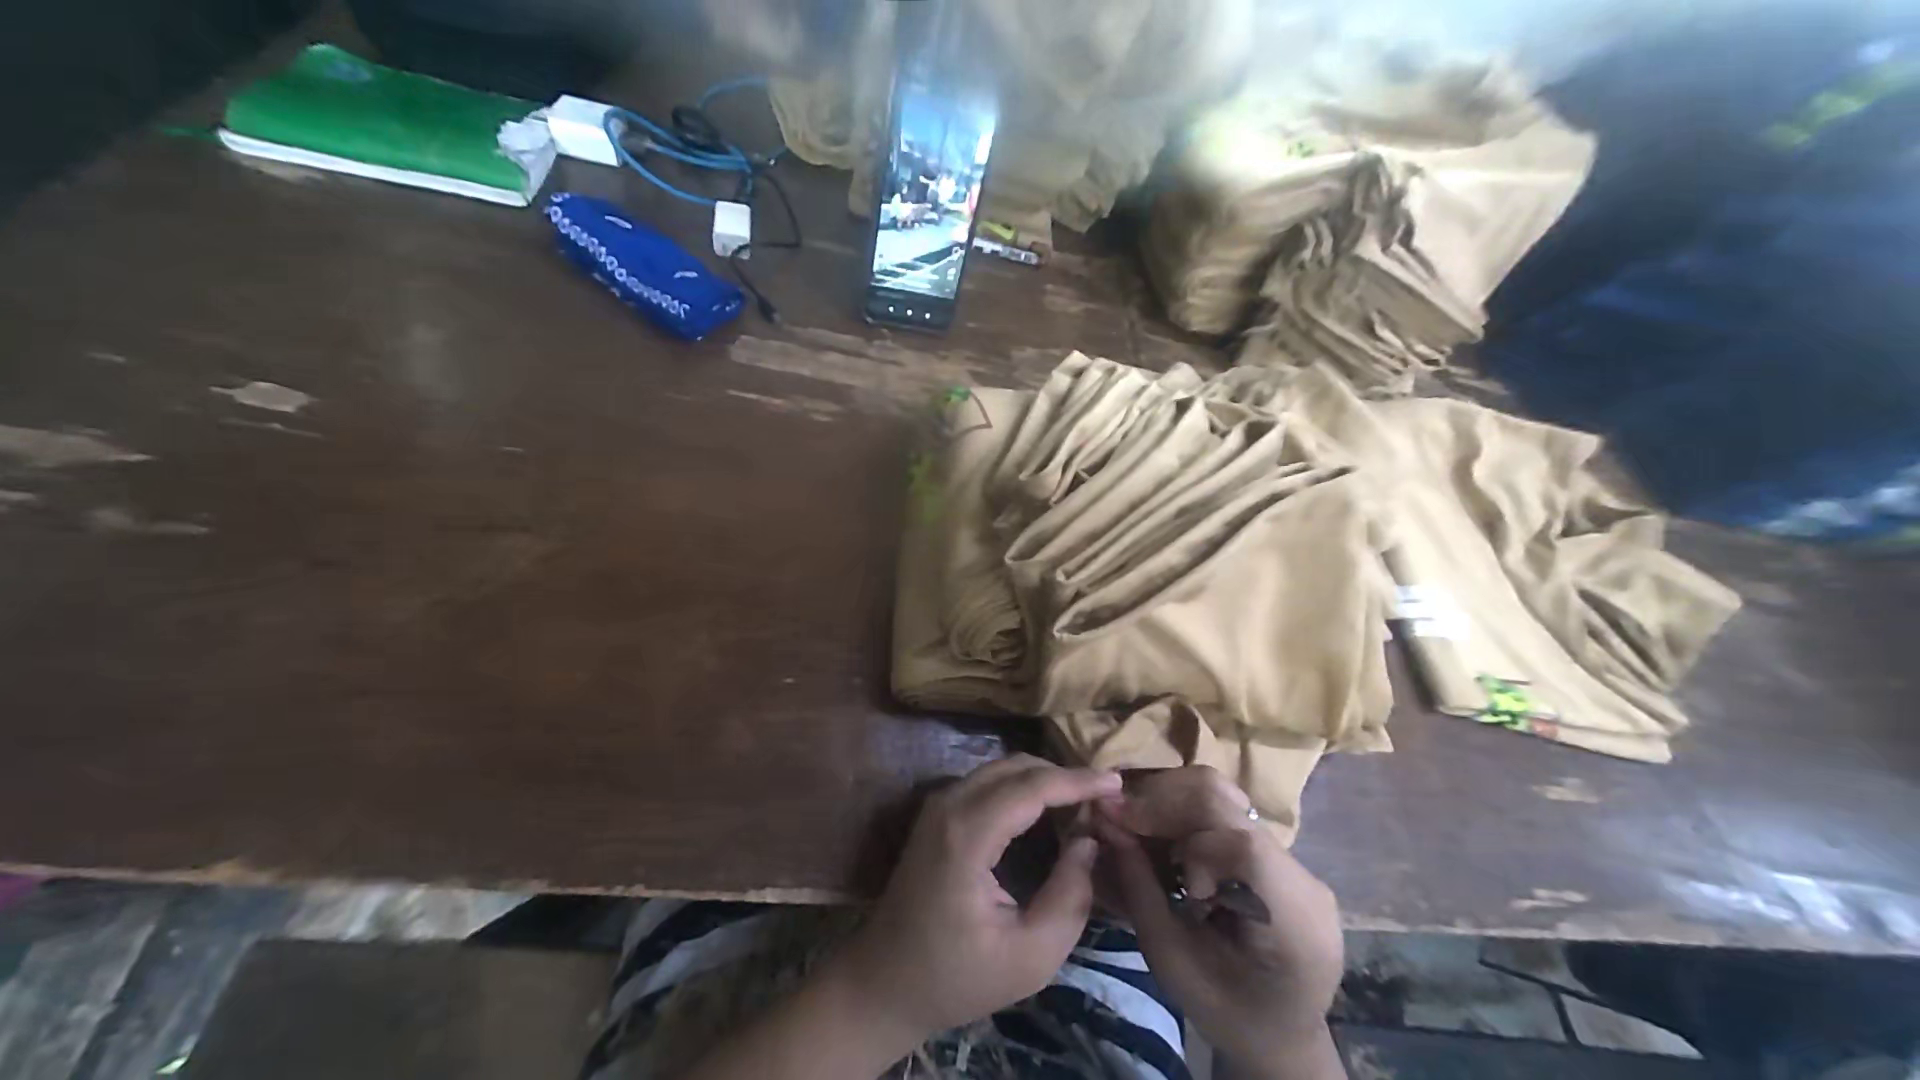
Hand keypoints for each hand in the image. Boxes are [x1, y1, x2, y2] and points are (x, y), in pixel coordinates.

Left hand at [830, 755, 1121, 1040]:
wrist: (884, 981)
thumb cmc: (957, 978)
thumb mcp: (1031, 957)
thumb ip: (1070, 896)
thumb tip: (1089, 841)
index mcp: (967, 836)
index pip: (1032, 786)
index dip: (1079, 781)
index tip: (1119, 784)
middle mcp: (949, 805)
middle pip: (1018, 766)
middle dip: (1065, 776)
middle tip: (1106, 800)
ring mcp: (938, 804)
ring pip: (1003, 768)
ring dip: (1045, 779)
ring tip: (1085, 805)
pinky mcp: (937, 812)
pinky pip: (989, 781)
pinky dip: (1023, 787)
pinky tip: (1049, 810)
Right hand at [1094, 767, 1343, 1077]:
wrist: (1280, 1036)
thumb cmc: (1226, 1013)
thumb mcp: (1172, 962)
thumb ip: (1140, 890)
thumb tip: (1104, 822)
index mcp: (1292, 921)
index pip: (1239, 842)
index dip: (1174, 822)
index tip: (1120, 824)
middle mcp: (1303, 878)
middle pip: (1226, 802)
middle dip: (1162, 800)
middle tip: (1119, 818)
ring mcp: (1295, 860)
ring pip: (1222, 797)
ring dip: (1169, 803)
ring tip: (1138, 827)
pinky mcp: (1278, 852)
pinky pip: (1225, 813)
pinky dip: (1183, 815)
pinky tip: (1162, 839)